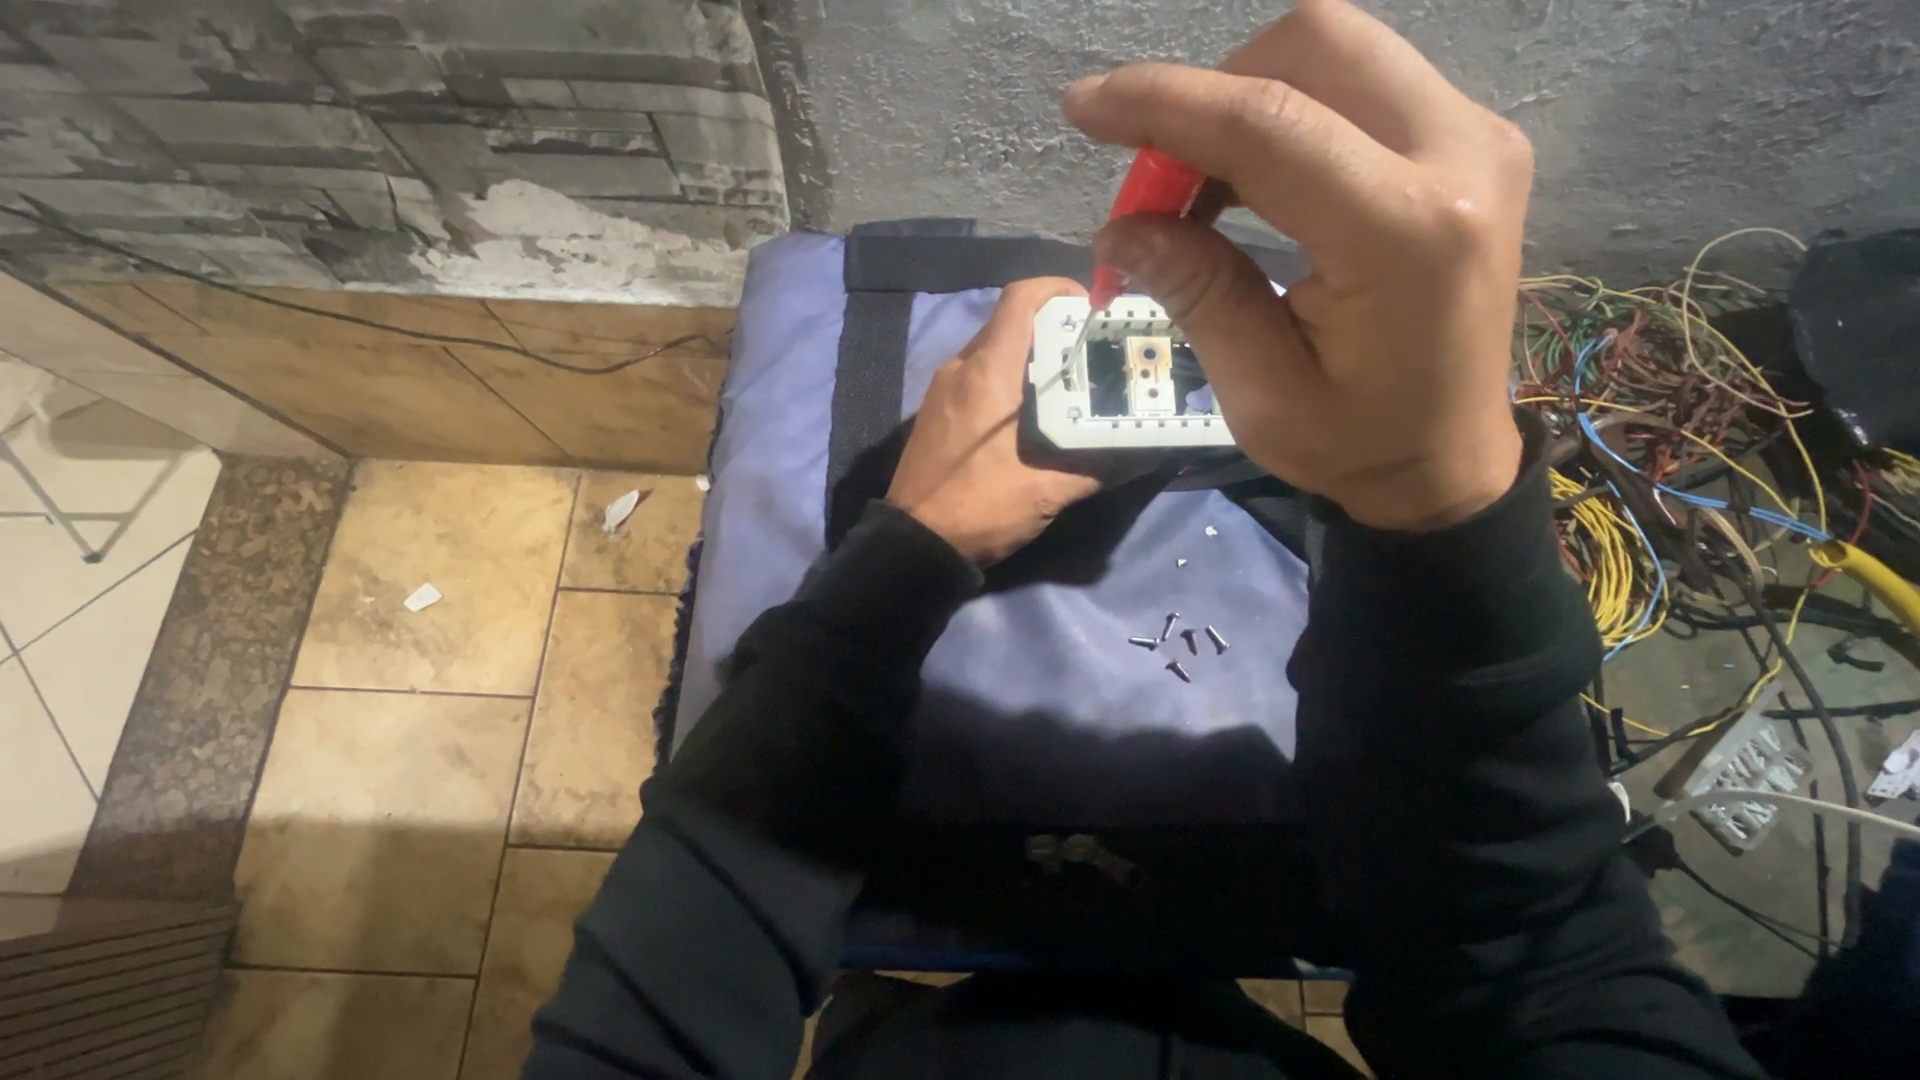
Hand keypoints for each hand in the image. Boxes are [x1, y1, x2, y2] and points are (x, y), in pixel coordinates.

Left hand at [887, 278, 1103, 564]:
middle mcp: (961, 368)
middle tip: (1092, 353)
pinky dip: (1007, 376)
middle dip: (1054, 328)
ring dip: (1030, 354)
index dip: (1059, 289)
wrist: (913, 544)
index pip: (1021, 299)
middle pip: (1011, 321)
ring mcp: (943, 388)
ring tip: (1068, 384)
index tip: (1091, 309)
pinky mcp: (936, 409)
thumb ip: (1097, 469)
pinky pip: (976, 373)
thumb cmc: (979, 510)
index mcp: (987, 373)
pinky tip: (1030, 412)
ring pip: (993, 347)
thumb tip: (1145, 456)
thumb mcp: (1045, 493)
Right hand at [1063, 0, 1529, 530]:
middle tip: (1162, 182)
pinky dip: (1285, 117)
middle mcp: (1459, 156)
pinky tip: (1250, 186)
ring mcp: (1476, 138)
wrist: (1449, 459)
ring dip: (1244, 103)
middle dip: (1211, 94)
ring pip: (1337, 53)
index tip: (1085, 107)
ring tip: (1199, 193)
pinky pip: (1361, 84)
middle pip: (1313, 46)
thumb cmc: (1355, 444)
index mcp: (1404, 236)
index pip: (1269, 126)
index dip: (1164, 106)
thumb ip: (1196, 292)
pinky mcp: (1470, 141)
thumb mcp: (1259, 392)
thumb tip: (1119, 226)